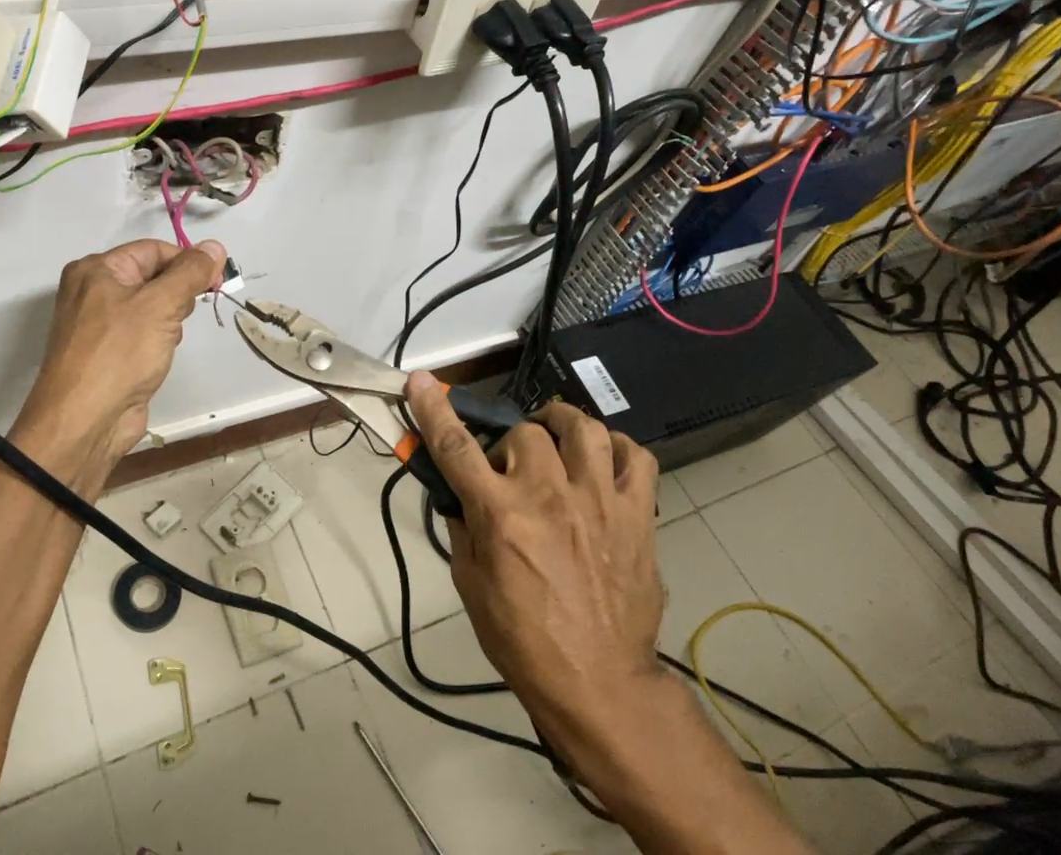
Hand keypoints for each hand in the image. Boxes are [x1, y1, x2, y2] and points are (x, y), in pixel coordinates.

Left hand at [17, 239, 225, 489]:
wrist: (86, 420)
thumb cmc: (120, 353)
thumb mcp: (161, 304)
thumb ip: (191, 273)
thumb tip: (215, 246)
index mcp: (96, 270)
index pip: (153, 250)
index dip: (187, 262)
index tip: (216, 281)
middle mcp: (92, 292)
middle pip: (152, 277)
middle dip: (177, 295)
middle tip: (183, 316)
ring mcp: (98, 325)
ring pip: (151, 308)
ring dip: (169, 321)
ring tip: (166, 341)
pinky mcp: (108, 354)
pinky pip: (142, 335)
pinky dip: (158, 342)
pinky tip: (159, 358)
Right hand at [404, 371, 667, 734]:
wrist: (597, 679)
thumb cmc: (522, 639)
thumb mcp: (470, 585)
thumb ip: (463, 528)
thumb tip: (459, 495)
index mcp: (501, 516)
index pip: (457, 448)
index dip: (435, 410)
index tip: (422, 382)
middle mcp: (550, 496)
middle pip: (524, 432)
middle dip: (509, 445)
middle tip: (509, 471)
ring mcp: (600, 500)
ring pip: (582, 427)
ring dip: (560, 426)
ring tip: (554, 439)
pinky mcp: (638, 514)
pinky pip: (634, 455)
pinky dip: (615, 447)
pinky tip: (601, 461)